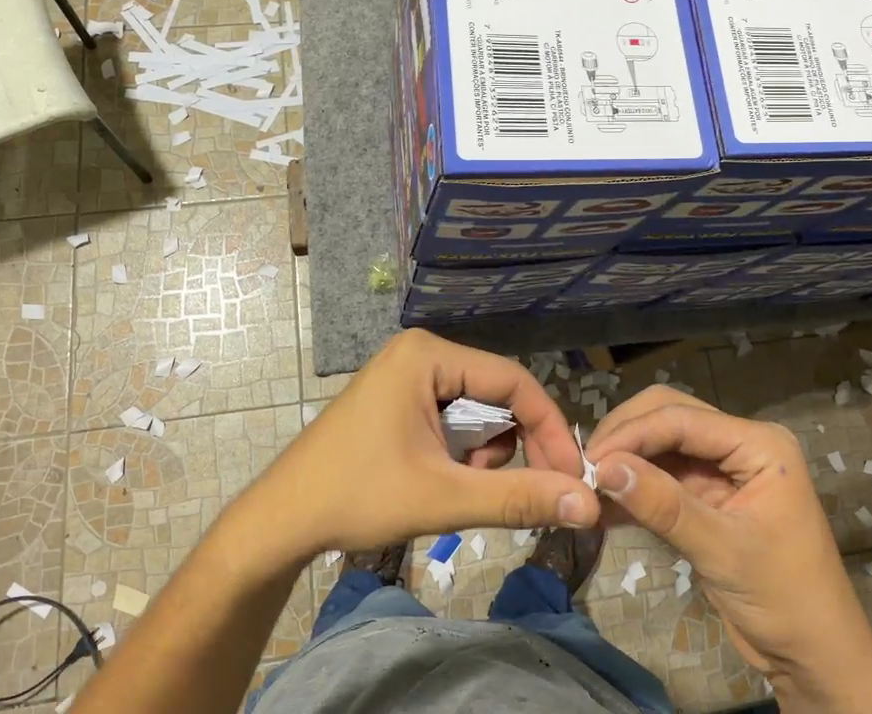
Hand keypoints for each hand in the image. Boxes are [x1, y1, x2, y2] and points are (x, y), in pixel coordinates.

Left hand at [249, 330, 600, 557]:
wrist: (282, 519)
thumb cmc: (357, 497)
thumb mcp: (443, 498)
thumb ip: (519, 498)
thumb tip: (589, 504)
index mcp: (428, 355)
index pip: (513, 381)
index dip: (549, 429)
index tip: (572, 477)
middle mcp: (420, 353)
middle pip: (496, 394)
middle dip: (511, 446)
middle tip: (519, 493)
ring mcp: (406, 374)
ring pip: (477, 410)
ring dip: (484, 454)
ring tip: (457, 487)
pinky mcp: (398, 399)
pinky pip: (452, 418)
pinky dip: (461, 452)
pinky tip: (440, 479)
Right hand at [586, 386, 871, 711]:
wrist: (815, 658)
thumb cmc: (785, 599)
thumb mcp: (723, 550)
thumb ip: (664, 504)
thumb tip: (604, 468)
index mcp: (759, 444)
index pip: (681, 418)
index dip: (631, 433)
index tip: (587, 460)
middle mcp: (740, 445)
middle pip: (669, 417)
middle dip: (626, 437)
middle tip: (583, 467)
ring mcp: (723, 470)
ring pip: (661, 445)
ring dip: (626, 461)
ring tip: (586, 484)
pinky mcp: (707, 497)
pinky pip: (662, 477)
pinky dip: (634, 487)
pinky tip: (604, 504)